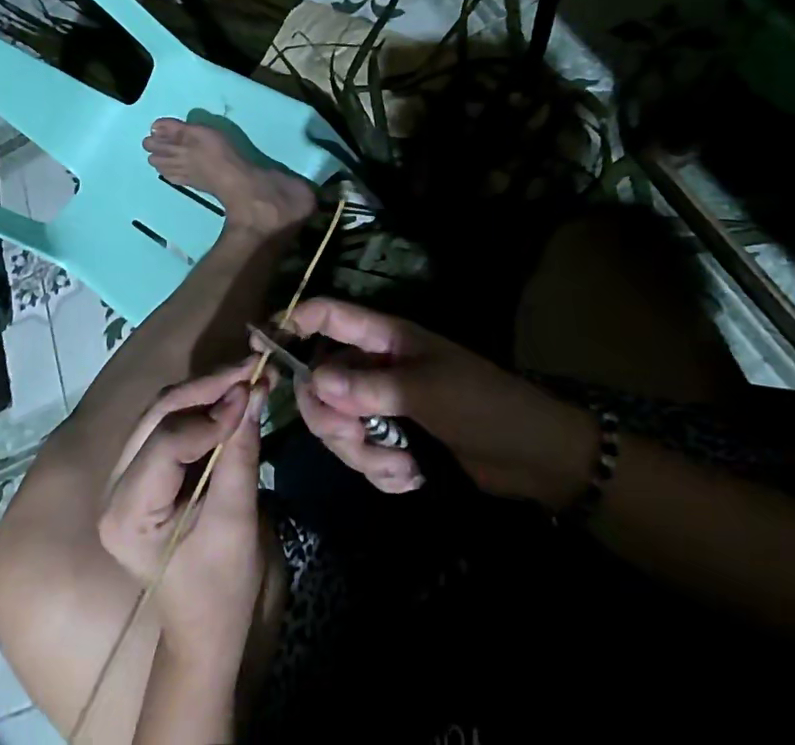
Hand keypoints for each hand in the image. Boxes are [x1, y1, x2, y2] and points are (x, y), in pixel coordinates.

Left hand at [98, 358, 268, 662]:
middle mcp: (115, 487)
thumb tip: (254, 391)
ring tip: (251, 375)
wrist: (210, 626)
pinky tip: (237, 395)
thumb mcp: (237, 524)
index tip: (256, 390)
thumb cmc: (222, 588)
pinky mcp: (149, 471)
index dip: (212, 414)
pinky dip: (208, 406)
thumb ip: (241, 456)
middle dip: (208, 387)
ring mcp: (128, 477)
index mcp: (125, 514)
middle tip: (254, 368)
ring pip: (165, 412)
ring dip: (209, 391)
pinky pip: (176, 424)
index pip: (166, 443)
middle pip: (158, 415)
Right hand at [284, 298, 595, 506]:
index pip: (329, 317)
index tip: (261, 345)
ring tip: (403, 468)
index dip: (294, 322)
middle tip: (359, 438)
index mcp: (386, 339)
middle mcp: (376, 367)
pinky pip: (362, 455)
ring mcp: (383, 405)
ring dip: (365, 454)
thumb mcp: (427, 393)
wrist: (533, 455)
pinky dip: (381, 471)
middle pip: (322, 384)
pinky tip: (410, 478)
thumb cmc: (484, 406)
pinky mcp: (393, 439)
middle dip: (335, 420)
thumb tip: (314, 379)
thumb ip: (369, 387)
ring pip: (339, 427)